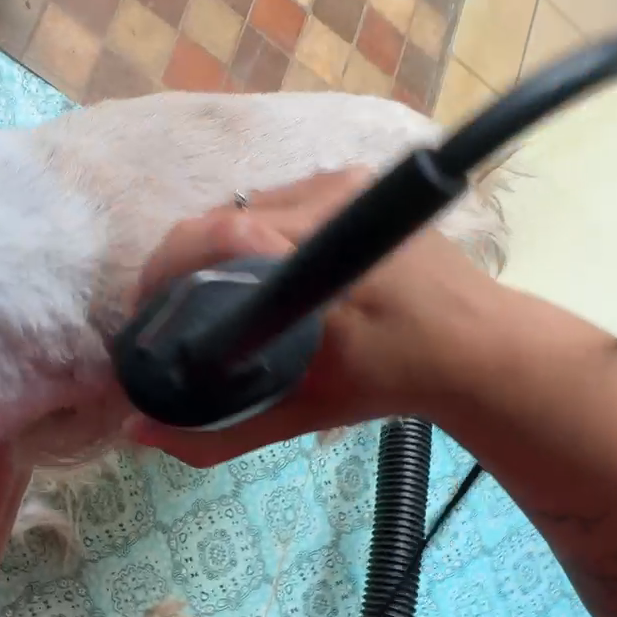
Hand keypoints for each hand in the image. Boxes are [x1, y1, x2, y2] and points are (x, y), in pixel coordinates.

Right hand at [125, 171, 508, 467]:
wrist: (479, 347)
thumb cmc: (388, 381)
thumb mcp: (296, 414)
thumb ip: (216, 433)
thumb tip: (137, 433)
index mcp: (311, 255)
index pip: (214, 235)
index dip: (164, 267)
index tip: (146, 305)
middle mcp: (326, 203)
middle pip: (221, 217)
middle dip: (181, 260)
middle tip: (168, 306)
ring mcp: (345, 185)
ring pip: (246, 205)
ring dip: (214, 245)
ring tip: (202, 288)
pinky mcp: (357, 183)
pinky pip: (278, 199)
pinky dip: (252, 230)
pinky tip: (247, 265)